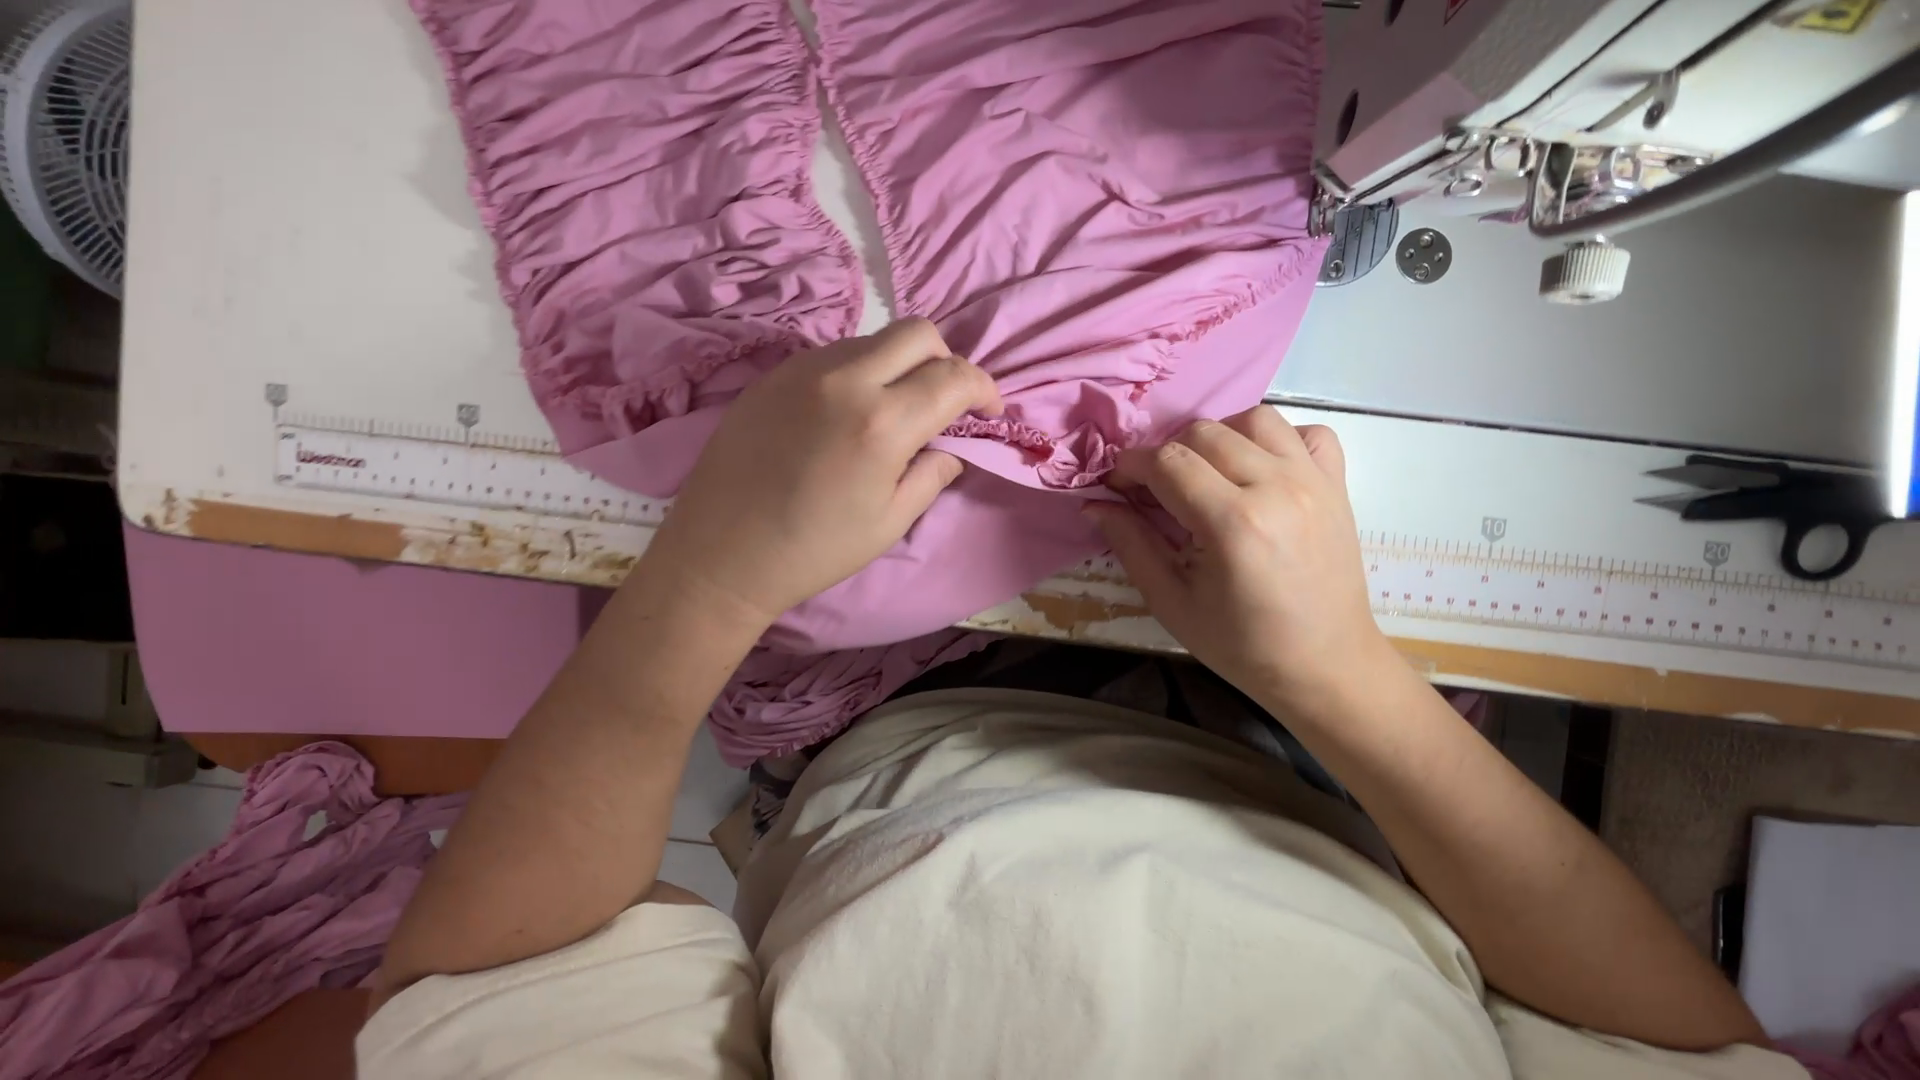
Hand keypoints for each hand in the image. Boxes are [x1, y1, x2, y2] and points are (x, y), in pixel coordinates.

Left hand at [639, 318, 1001, 628]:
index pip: (954, 376)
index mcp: (882, 422)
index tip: (989, 410)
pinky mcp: (773, 374)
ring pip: (873, 339)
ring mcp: (803, 370)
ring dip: (899, 364)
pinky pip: (833, 355)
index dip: (984, 388)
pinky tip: (846, 414)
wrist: (722, 553)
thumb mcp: (889, 522)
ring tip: (892, 410)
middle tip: (945, 400)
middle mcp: (845, 379)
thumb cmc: (814, 550)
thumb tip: (952, 446)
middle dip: (945, 360)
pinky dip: (858, 372)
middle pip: (918, 332)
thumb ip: (932, 474)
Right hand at [1083, 407, 1392, 711]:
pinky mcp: (1337, 485)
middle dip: (1168, 452)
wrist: (1324, 666)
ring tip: (1207, 473)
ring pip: (1255, 418)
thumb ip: (1132, 545)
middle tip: (1156, 488)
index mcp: (1232, 524)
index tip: (1117, 484)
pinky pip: (1309, 433)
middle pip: (1204, 432)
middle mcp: (1276, 488)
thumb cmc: (1242, 645)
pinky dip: (1279, 440)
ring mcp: (1313, 481)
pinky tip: (1261, 470)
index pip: (1167, 462)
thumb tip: (1095, 503)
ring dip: (1219, 437)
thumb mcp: (1172, 603)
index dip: (1131, 466)